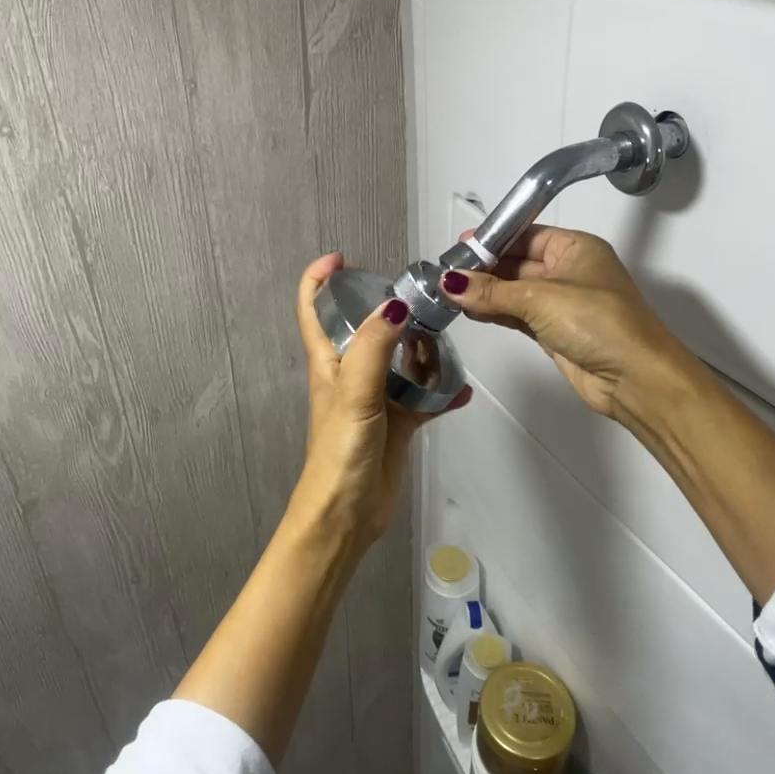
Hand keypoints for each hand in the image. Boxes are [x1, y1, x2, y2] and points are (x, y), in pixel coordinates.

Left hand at [291, 253, 470, 546]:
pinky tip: (461, 390)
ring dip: (422, 349)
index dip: (319, 279)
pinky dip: (442, 392)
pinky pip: (424, 397)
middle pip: (368, 328)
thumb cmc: (340, 453)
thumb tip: (397, 304)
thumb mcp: (355, 393)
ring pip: (401, 359)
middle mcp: (351, 373)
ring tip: (446, 341)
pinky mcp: (398, 422)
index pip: (313, 309)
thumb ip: (375, 347)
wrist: (348, 515)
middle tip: (424, 300)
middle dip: (392, 309)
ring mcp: (376, 397)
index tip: (341, 257)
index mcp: (329, 361)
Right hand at [446, 225, 692, 423]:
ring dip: (486, 293)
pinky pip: (518, 316)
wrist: (635, 378)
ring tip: (447, 292)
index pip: (528, 234)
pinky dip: (495, 313)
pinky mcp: (555, 333)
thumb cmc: (597, 322)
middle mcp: (570, 271)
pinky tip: (468, 310)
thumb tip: (449, 282)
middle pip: (519, 262)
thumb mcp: (541, 298)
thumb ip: (492, 291)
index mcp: (577, 248)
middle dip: (485, 268)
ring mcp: (563, 304)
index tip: (460, 245)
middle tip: (445, 272)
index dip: (494, 238)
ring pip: (515, 292)